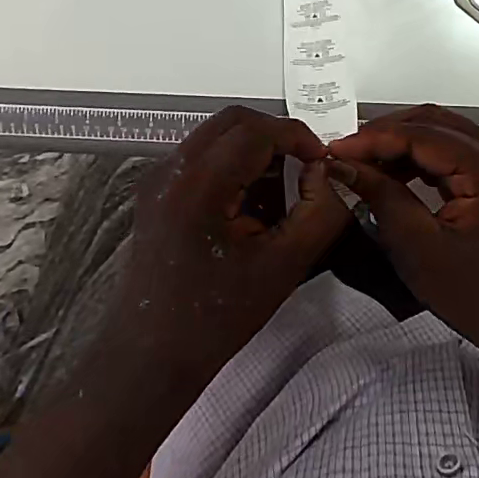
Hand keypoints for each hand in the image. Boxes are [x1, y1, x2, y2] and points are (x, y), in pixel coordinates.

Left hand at [107, 105, 351, 388]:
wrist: (151, 355)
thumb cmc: (214, 319)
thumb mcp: (281, 267)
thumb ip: (318, 214)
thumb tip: (327, 174)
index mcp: (197, 185)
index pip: (254, 132)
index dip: (295, 136)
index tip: (321, 159)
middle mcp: (171, 169)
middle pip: (232, 122)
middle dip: (274, 137)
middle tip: (304, 167)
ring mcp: (159, 177)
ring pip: (216, 136)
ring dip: (253, 150)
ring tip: (279, 192)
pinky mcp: (157, 189)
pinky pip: (201, 156)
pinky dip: (232, 165)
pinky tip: (250, 205)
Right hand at [328, 105, 478, 346]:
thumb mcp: (419, 248)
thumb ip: (380, 196)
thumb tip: (342, 164)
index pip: (423, 135)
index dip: (374, 139)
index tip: (336, 150)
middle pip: (433, 121)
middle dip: (385, 133)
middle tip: (347, 151)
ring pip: (441, 129)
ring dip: (399, 141)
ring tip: (363, 160)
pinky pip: (451, 148)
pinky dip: (417, 154)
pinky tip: (391, 170)